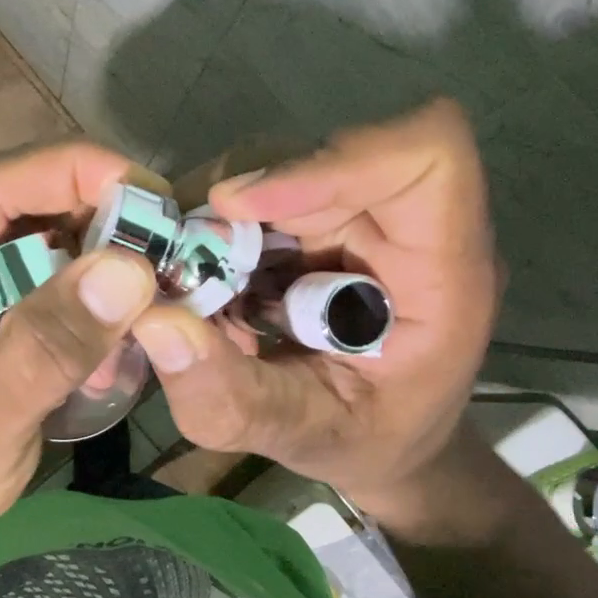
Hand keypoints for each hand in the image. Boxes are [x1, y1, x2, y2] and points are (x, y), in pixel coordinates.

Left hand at [0, 143, 161, 572]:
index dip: (62, 172)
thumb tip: (127, 268)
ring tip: (152, 264)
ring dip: (89, 241)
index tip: (143, 187)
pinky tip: (116, 302)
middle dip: (87, 206)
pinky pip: (30, 266)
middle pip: (5, 201)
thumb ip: (48, 347)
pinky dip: (78, 276)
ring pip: (24, 229)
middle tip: (163, 231)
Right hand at [129, 99, 501, 520]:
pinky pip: (251, 197)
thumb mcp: (306, 440)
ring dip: (213, 219)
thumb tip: (154, 322)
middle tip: (177, 266)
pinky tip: (197, 285)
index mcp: (442, 273)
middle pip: (320, 154)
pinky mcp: (311, 222)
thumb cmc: (373, 444)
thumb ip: (235, 399)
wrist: (389, 444)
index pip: (425, 158)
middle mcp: (401, 225)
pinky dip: (207, 232)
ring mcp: (353, 217)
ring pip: (274, 168)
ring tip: (183, 283)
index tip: (238, 209)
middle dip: (236, 204)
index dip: (330, 163)